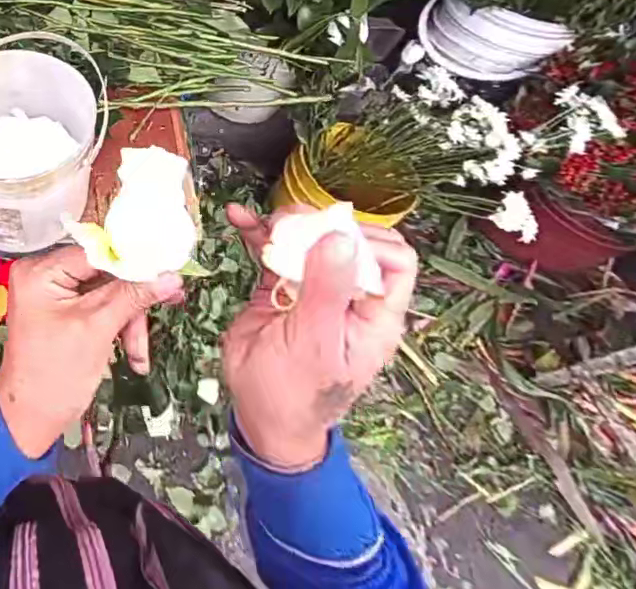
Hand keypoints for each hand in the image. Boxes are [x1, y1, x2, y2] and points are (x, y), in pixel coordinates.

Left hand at [0, 246, 181, 457]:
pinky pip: (101, 304)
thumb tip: (173, 275)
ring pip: (109, 289)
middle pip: (106, 271)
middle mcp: (44, 272)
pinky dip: (118, 325)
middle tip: (169, 301)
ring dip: (129, 319)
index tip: (167, 266)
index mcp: (40, 271)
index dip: (135, 259)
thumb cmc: (54, 377)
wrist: (28, 424)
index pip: (98, 252)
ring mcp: (54, 291)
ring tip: (139, 352)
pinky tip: (132, 353)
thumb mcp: (97, 330)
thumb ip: (134, 296)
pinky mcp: (65, 308)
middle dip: (133, 299)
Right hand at [220, 203, 416, 470]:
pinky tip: (241, 218)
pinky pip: (274, 248)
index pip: (394, 262)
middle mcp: (348, 295)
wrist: (257, 417)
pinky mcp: (281, 284)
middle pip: (350, 239)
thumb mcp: (314, 344)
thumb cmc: (295, 395)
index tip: (334, 239)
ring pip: (311, 237)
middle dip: (324, 225)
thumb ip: (327, 291)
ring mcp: (314, 286)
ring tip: (269, 224)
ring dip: (289, 222)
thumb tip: (341, 237)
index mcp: (373, 314)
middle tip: (296, 227)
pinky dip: (258, 231)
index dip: (371, 243)